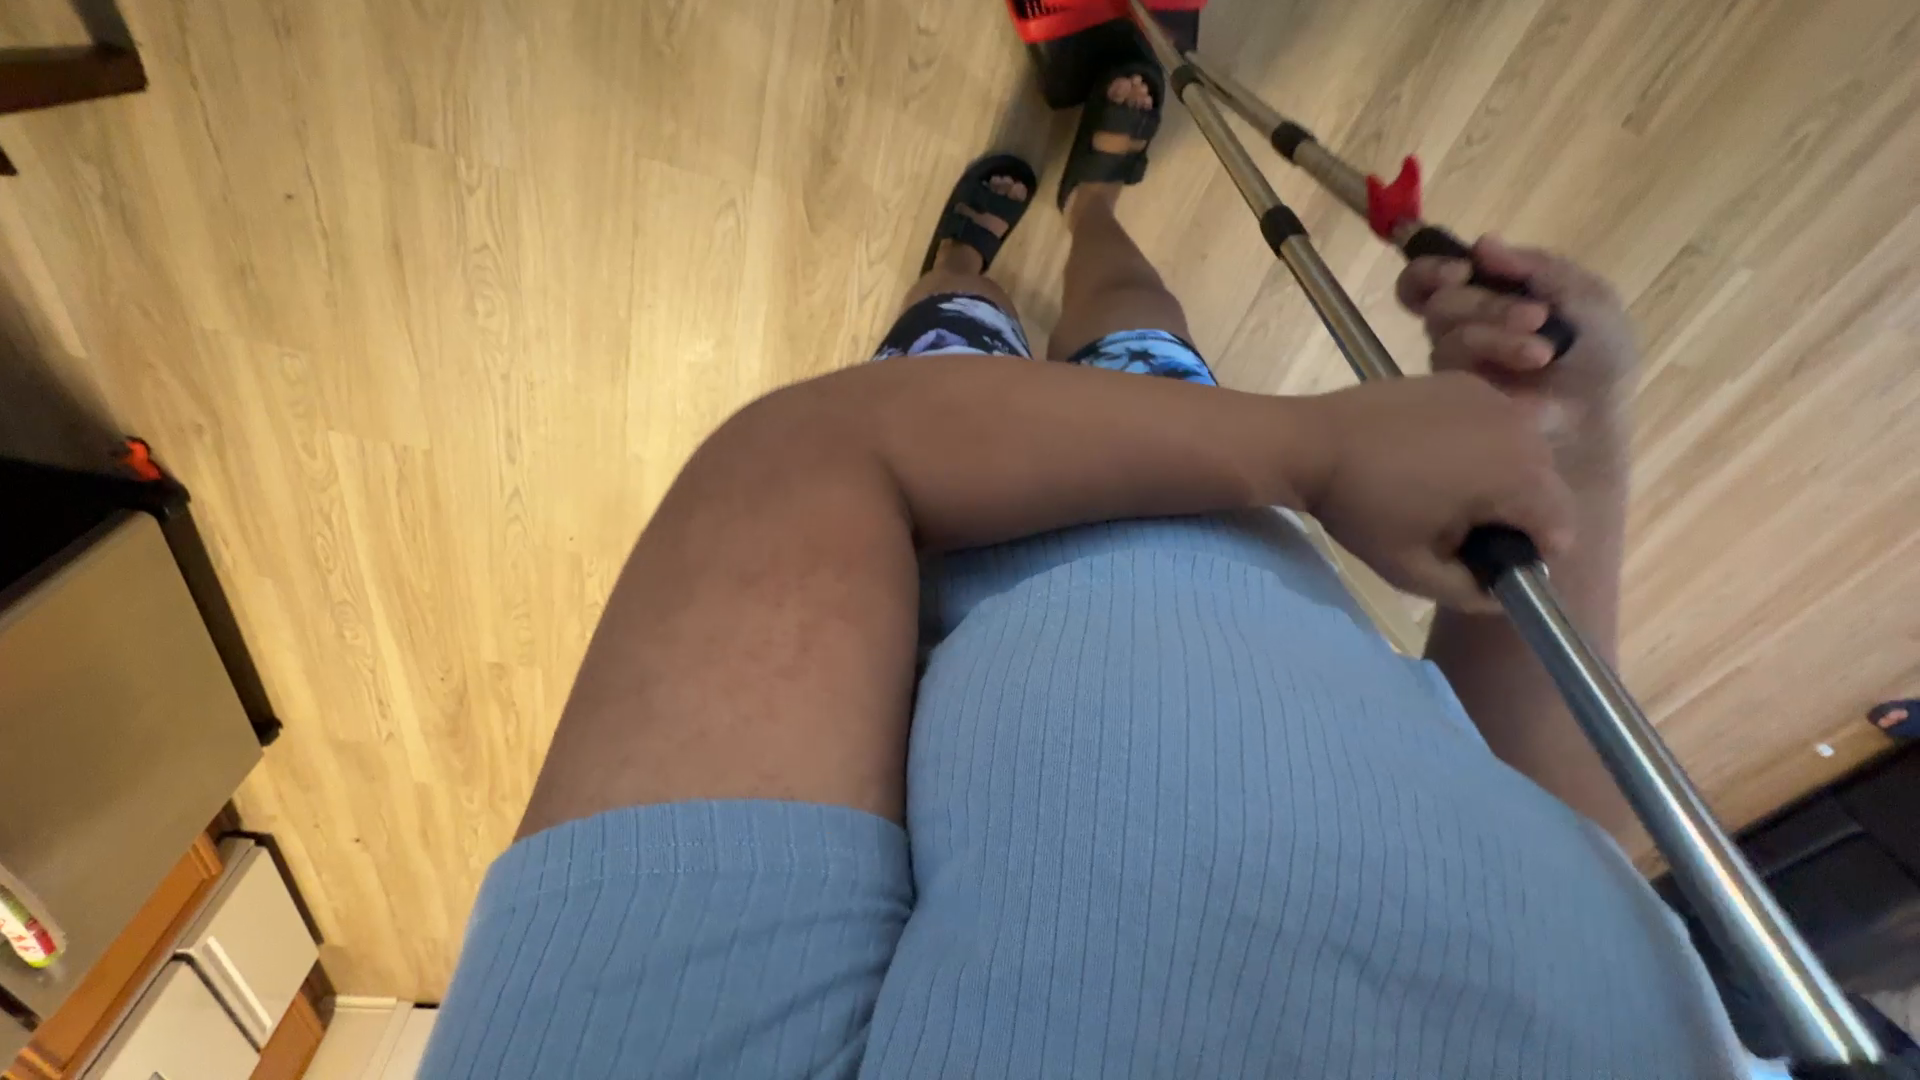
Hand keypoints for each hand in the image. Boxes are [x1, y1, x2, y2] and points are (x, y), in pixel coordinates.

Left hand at [1305, 373, 1574, 612]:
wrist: (1310, 444)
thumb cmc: (1360, 508)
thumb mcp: (1411, 569)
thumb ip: (1468, 592)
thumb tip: (1502, 597)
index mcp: (1521, 477)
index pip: (1559, 530)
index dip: (1524, 554)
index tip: (1479, 558)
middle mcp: (1522, 429)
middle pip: (1544, 489)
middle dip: (1512, 515)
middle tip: (1452, 528)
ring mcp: (1493, 397)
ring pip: (1520, 453)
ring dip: (1495, 478)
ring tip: (1438, 492)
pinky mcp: (1462, 381)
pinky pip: (1489, 423)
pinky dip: (1473, 443)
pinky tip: (1426, 456)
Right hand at [1396, 236, 1637, 482]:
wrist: (1595, 416)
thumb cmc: (1598, 358)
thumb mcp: (1586, 297)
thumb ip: (1538, 267)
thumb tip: (1481, 244)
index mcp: (1487, 298)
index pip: (1429, 279)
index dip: (1431, 269)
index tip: (1461, 269)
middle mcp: (1458, 326)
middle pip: (1438, 298)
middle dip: (1485, 302)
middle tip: (1533, 315)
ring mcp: (1449, 359)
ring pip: (1444, 325)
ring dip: (1495, 325)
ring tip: (1542, 349)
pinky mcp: (1444, 388)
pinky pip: (1450, 353)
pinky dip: (1495, 346)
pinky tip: (1531, 359)